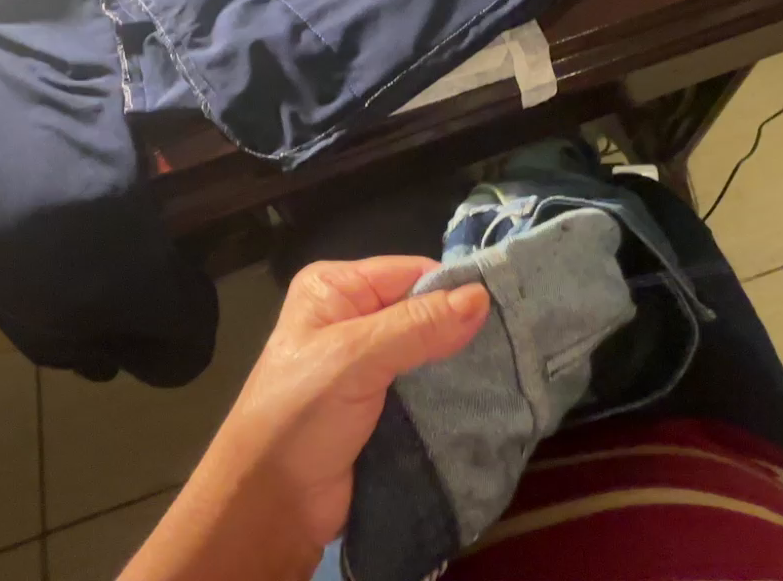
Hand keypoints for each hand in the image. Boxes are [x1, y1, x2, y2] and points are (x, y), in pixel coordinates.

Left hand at [124, 258, 488, 580]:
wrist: (269, 510)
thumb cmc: (298, 417)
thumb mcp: (353, 358)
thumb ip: (417, 326)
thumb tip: (483, 295)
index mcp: (336, 288)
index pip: (410, 272)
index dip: (451, 290)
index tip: (501, 312)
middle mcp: (353, 316)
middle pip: (424, 308)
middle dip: (461, 327)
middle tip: (512, 344)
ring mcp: (369, 363)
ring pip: (431, 348)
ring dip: (460, 363)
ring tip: (508, 369)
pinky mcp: (384, 404)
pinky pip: (428, 384)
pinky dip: (452, 390)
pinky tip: (485, 394)